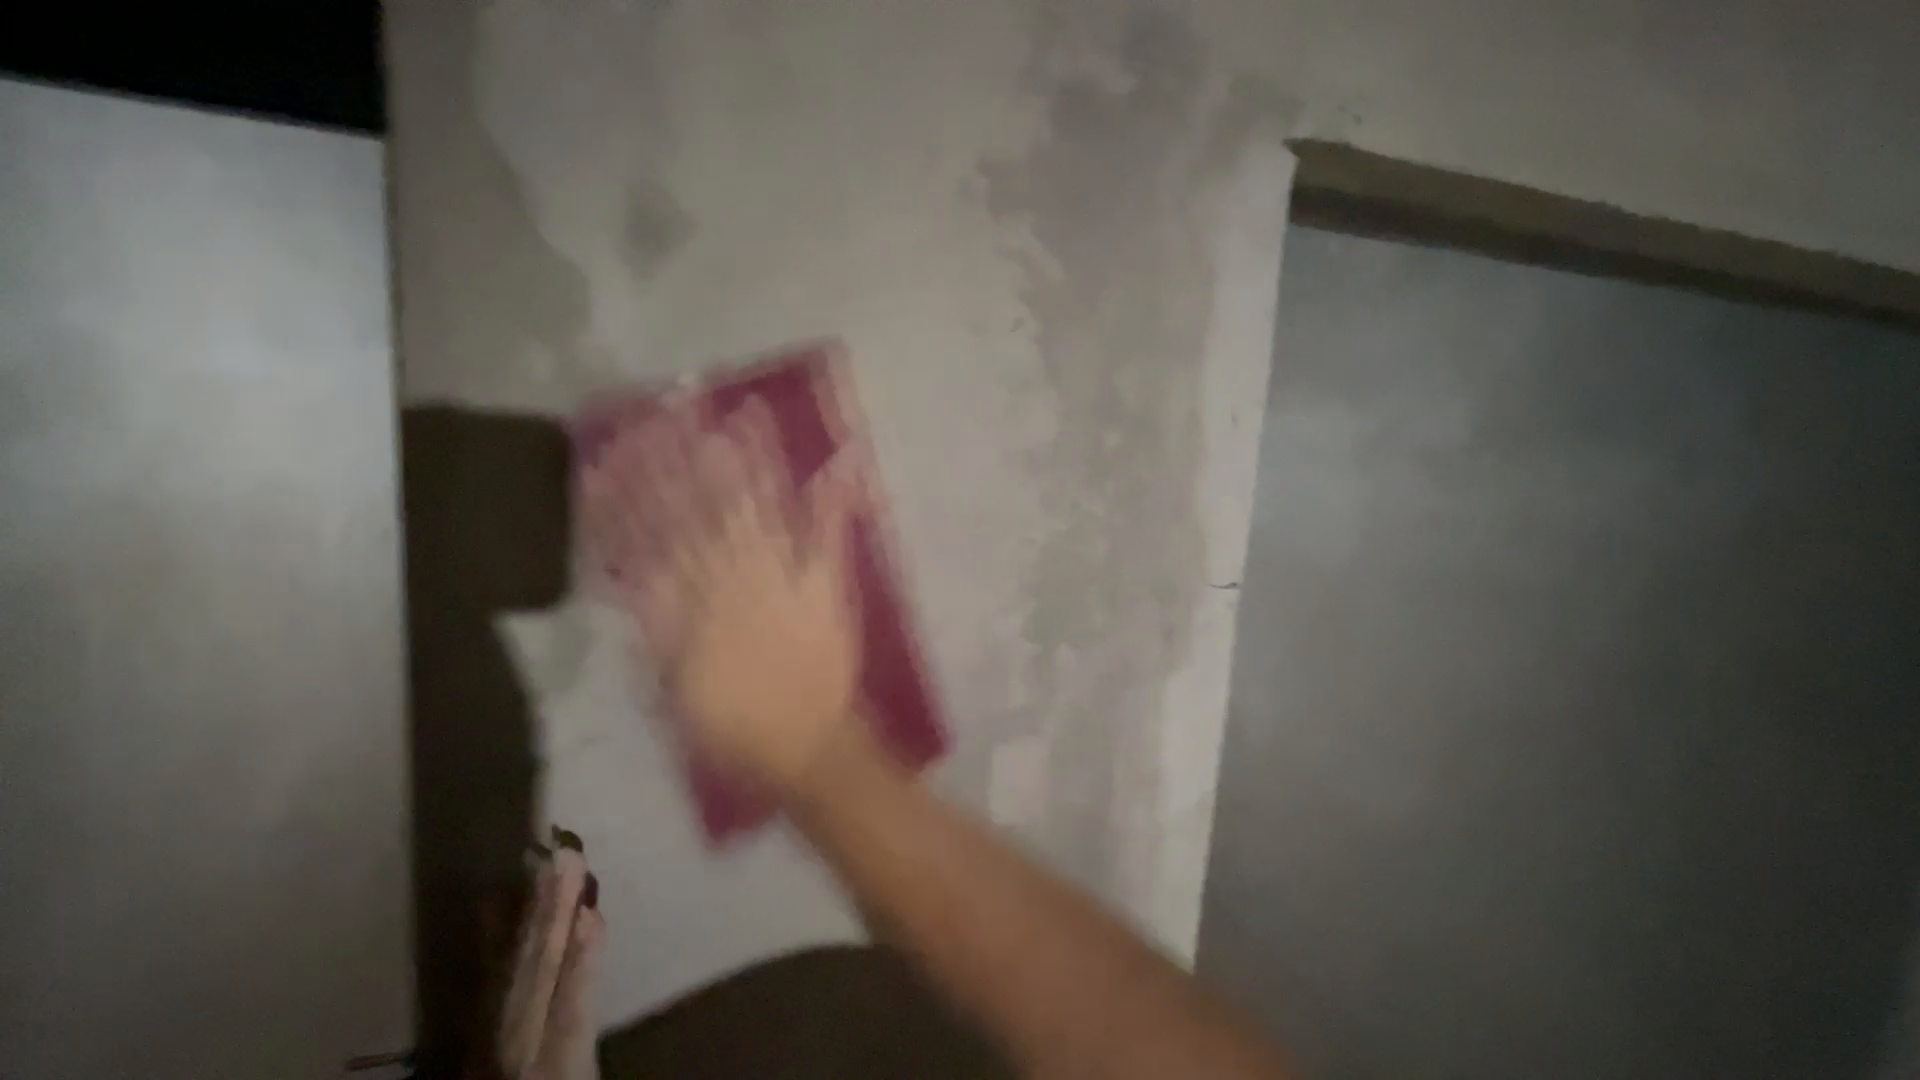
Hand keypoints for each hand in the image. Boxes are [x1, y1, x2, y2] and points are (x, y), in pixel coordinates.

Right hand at [582, 399, 863, 788]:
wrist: (803, 745)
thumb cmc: (732, 725)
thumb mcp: (672, 684)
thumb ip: (655, 627)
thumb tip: (635, 577)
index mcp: (694, 604)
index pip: (658, 537)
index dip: (640, 492)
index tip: (626, 449)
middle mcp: (736, 579)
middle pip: (707, 511)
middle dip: (691, 458)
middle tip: (680, 408)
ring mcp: (786, 577)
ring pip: (763, 509)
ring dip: (755, 461)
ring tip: (747, 414)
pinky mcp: (826, 584)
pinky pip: (831, 535)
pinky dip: (836, 497)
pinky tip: (843, 459)